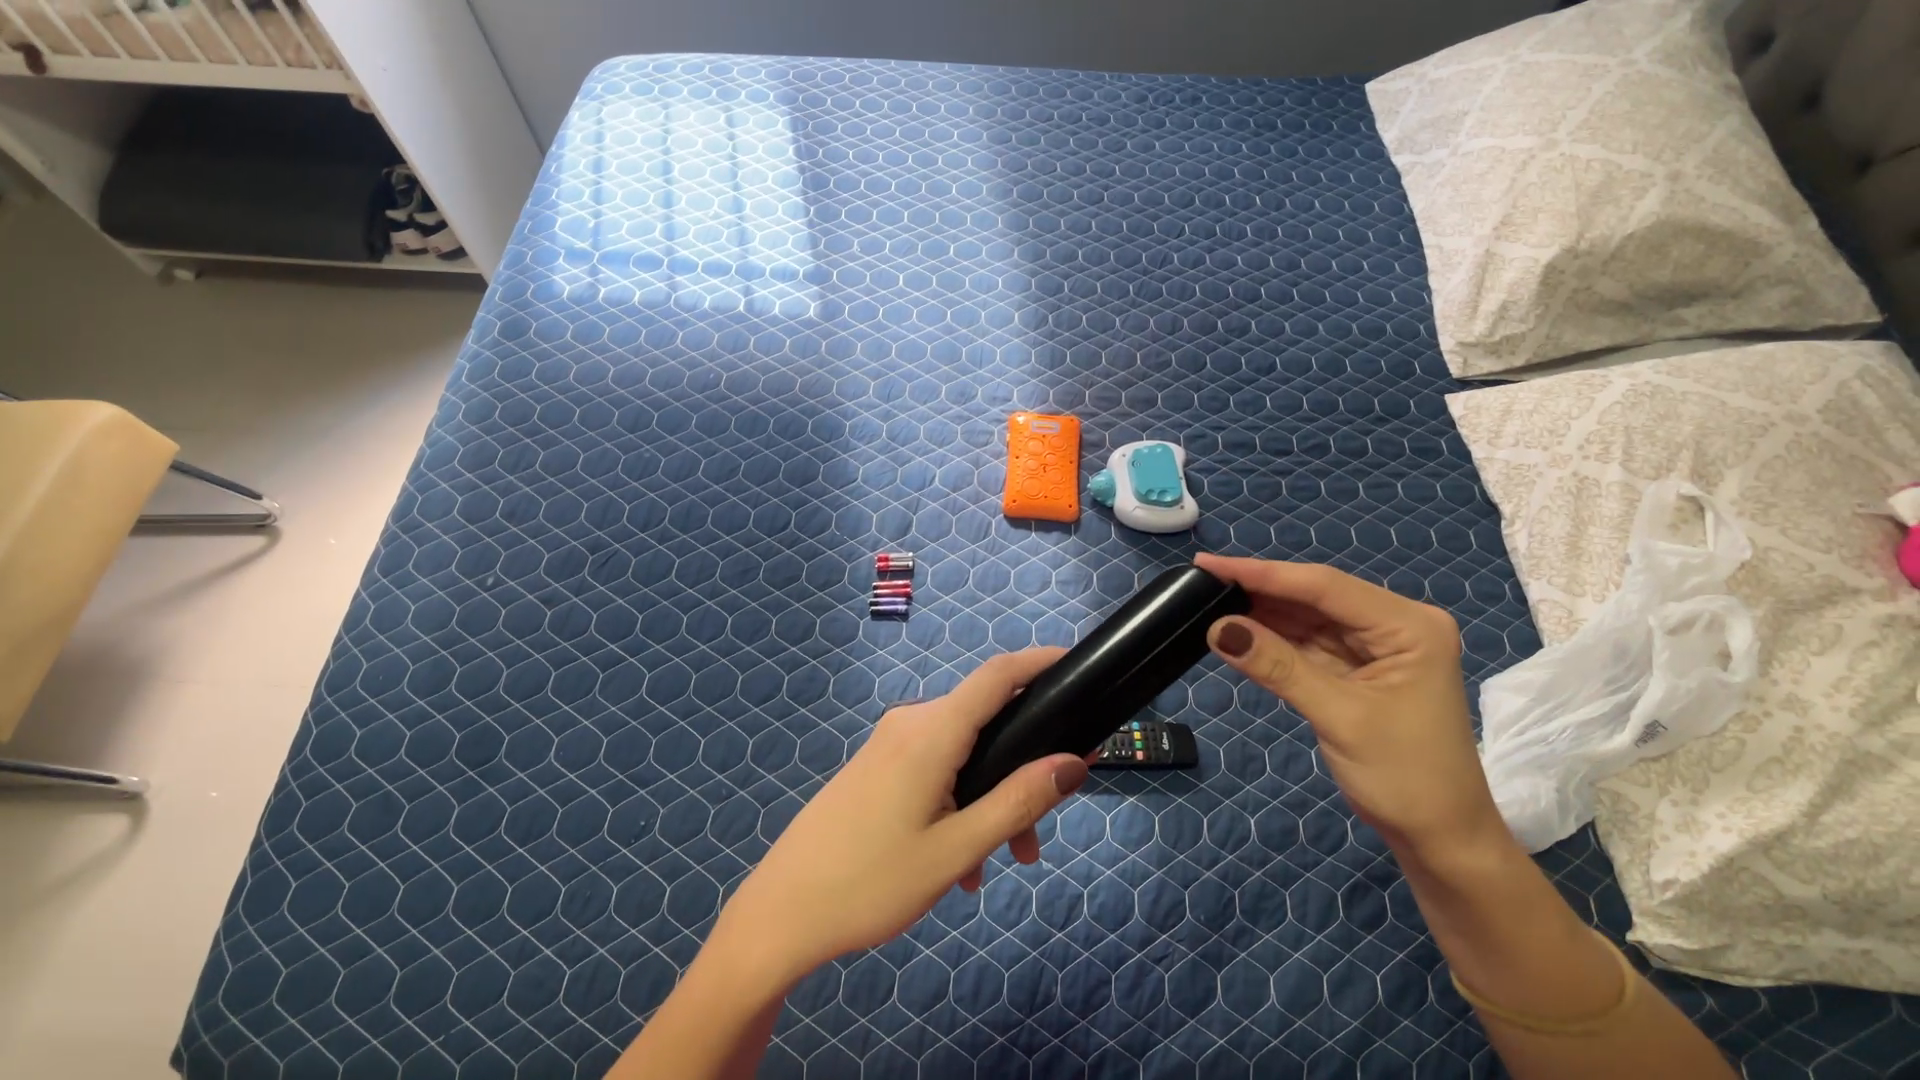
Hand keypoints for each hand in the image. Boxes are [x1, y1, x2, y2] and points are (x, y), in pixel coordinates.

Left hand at [717, 648, 1089, 982]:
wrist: (781, 914)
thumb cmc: (872, 882)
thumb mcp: (957, 849)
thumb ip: (1019, 801)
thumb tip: (1073, 761)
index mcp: (930, 733)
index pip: (997, 675)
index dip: (1041, 663)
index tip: (1080, 670)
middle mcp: (909, 725)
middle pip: (985, 726)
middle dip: (1020, 774)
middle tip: (1034, 840)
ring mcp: (887, 746)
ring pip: (962, 756)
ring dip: (989, 802)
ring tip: (994, 866)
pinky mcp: (875, 768)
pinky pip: (934, 771)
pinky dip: (958, 805)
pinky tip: (958, 865)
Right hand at [1195, 554, 1509, 861]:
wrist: (1441, 838)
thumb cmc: (1405, 777)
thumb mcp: (1338, 717)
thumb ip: (1278, 667)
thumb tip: (1218, 628)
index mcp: (1409, 625)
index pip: (1324, 586)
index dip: (1262, 573)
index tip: (1207, 564)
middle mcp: (1397, 625)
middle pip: (1316, 597)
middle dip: (1259, 590)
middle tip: (1200, 581)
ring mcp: (1378, 648)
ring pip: (1309, 619)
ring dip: (1263, 614)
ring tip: (1209, 601)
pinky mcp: (1361, 670)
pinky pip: (1310, 645)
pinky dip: (1275, 640)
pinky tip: (1239, 630)